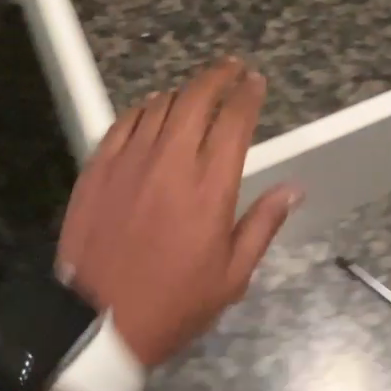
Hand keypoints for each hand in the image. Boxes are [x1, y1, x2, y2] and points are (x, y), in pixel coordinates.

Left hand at [56, 58, 303, 366]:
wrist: (98, 322)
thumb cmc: (173, 303)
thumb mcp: (232, 276)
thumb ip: (263, 225)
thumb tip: (292, 189)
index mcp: (210, 187)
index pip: (235, 121)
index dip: (248, 94)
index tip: (255, 81)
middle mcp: (172, 161)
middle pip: (197, 98)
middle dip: (219, 75)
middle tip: (231, 67)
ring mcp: (131, 159)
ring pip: (161, 104)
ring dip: (183, 92)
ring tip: (195, 93)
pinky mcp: (99, 166)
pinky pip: (125, 121)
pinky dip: (144, 108)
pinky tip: (153, 110)